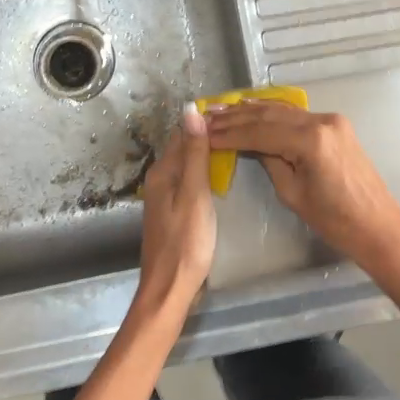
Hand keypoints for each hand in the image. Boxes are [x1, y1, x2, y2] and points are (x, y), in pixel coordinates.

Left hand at [137, 105, 216, 312]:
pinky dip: (204, 176)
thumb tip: (190, 110)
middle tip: (240, 128)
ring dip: (206, 156)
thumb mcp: (194, 194)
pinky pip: (188, 184)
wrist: (170, 289)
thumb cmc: (185, 242)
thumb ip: (195, 153)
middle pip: (184, 149)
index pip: (183, 134)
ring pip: (187, 167)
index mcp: (162, 172)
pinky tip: (220, 178)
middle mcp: (159, 180)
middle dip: (206, 137)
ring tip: (235, 147)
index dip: (204, 123)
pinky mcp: (173, 214)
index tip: (233, 113)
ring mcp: (164, 198)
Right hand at [207, 100, 399, 270]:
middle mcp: (321, 121)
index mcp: (310, 140)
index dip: (230, 133)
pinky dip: (272, 113)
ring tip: (222, 110)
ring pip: (282, 109)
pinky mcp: (335, 125)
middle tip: (206, 117)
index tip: (204, 132)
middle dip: (236, 117)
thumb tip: (249, 144)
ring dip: (251, 110)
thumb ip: (269, 161)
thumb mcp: (292, 194)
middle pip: (269, 115)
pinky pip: (296, 114)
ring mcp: (330, 119)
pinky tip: (252, 111)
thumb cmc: (335, 221)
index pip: (260, 132)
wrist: (378, 226)